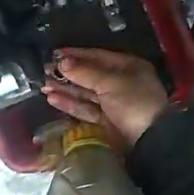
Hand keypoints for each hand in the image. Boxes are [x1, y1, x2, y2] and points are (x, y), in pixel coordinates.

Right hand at [41, 48, 170, 147]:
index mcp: (129, 67)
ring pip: (86, 93)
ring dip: (65, 89)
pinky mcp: (106, 121)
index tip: (55, 54)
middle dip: (67, 73)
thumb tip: (62, 61)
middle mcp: (121, 82)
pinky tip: (52, 99)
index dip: (77, 54)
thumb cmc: (134, 102)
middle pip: (90, 75)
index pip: (98, 56)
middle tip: (44, 70)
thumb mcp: (111, 82)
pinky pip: (86, 109)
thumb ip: (85, 72)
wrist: (150, 141)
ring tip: (43, 85)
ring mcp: (114, 103)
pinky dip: (70, 104)